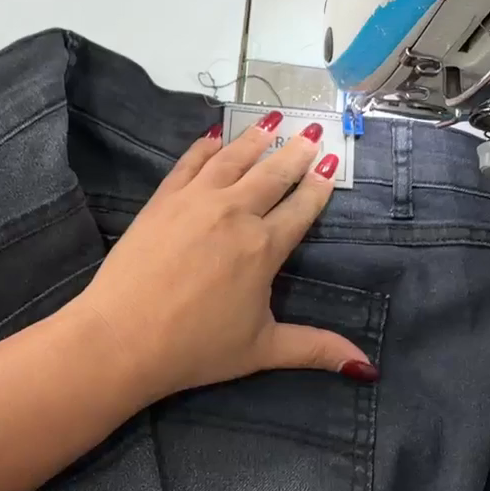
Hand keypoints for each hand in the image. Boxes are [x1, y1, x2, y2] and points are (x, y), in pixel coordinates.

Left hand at [63, 112, 373, 402]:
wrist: (122, 337)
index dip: (319, 186)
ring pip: (234, 160)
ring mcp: (196, 201)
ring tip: (272, 122)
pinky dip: (205, 147)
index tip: (331, 164)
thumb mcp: (262, 350)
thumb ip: (315, 348)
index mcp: (264, 248)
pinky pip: (190, 163)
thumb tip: (367, 368)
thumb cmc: (195, 347)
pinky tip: (215, 137)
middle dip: (296, 153)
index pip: (301, 208)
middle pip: (273, 175)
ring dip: (256, 140)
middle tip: (311, 132)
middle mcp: (235, 213)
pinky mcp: (163, 199)